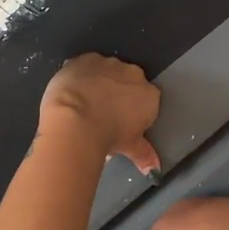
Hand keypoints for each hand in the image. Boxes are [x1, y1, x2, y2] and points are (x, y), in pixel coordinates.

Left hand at [39, 53, 161, 173]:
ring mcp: (109, 63)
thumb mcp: (129, 147)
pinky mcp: (86, 58)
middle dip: (119, 92)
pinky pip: (87, 64)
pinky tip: (73, 88)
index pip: (147, 99)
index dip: (134, 109)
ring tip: (85, 101)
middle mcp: (133, 74)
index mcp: (149, 95)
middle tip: (104, 112)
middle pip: (129, 81)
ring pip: (108, 70)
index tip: (122, 121)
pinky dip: (82, 74)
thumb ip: (144, 155)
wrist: (75, 120)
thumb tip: (155, 170)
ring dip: (101, 81)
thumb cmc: (108, 136)